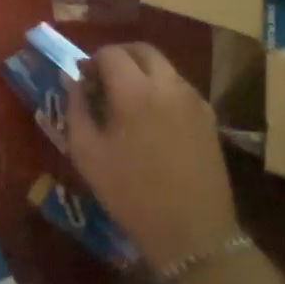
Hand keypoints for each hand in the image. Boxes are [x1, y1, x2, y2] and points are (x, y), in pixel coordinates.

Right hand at [66, 44, 239, 267]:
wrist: (193, 233)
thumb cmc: (131, 194)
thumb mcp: (87, 154)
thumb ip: (76, 109)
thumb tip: (74, 81)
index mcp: (135, 91)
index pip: (110, 53)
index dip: (92, 61)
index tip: (83, 80)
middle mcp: (168, 85)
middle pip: (142, 50)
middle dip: (119, 57)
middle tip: (103, 80)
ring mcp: (194, 100)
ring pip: (164, 67)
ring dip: (141, 72)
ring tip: (127, 101)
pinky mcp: (209, 117)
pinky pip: (180, 87)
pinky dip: (161, 89)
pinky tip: (152, 119)